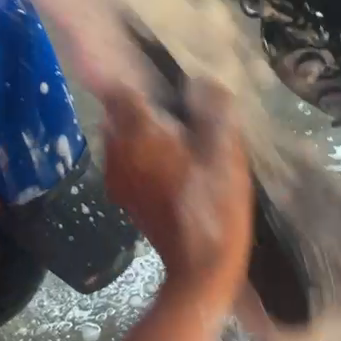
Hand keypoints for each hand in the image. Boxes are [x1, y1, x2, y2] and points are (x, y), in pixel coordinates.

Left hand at [100, 80, 253, 305]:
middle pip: (118, 112)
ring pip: (119, 136)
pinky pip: (124, 159)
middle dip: (138, 103)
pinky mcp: (122, 195)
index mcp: (140, 132)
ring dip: (138, 129)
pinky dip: (139, 152)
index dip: (136, 77)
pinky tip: (167, 160)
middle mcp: (118, 149)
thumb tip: (201, 82)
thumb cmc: (215, 203)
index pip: (122, 89)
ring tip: (172, 131)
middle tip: (171, 103)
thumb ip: (212, 110)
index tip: (156, 73)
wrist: (200, 267)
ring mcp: (116, 175)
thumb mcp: (225, 151)